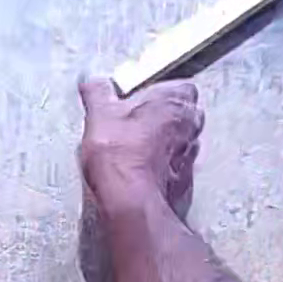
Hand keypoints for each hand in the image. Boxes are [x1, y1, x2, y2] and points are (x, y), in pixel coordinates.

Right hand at [79, 78, 203, 218]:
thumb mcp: (99, 116)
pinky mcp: (184, 180)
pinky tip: (139, 178)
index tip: (131, 110)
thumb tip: (91, 80)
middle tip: (130, 134)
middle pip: (176, 116)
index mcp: (177, 97)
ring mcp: (190, 153)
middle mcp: (191, 122)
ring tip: (133, 159)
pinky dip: (159, 172)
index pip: (171, 87)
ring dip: (160, 149)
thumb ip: (98, 93)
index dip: (150, 99)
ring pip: (176, 144)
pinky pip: (172, 170)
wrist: (130, 200)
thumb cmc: (120, 154)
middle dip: (158, 123)